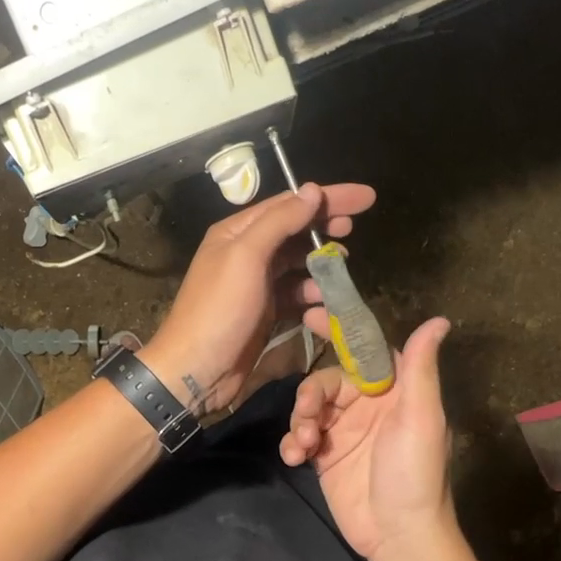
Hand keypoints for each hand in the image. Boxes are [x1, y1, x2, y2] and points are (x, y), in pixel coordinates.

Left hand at [141, 182, 375, 415]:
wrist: (196, 370)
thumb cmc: (219, 310)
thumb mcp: (246, 257)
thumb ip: (279, 222)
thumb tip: (312, 191)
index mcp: (237, 233)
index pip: (288, 204)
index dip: (327, 198)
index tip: (365, 198)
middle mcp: (245, 254)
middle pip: (294, 232)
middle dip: (325, 227)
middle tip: (355, 227)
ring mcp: (254, 286)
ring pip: (296, 265)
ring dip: (321, 264)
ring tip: (343, 268)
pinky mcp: (263, 314)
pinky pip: (294, 296)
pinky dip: (311, 296)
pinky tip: (325, 301)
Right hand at [279, 318, 456, 560]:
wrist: (397, 535)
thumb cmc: (415, 474)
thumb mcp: (421, 418)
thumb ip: (420, 369)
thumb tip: (438, 320)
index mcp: (396, 391)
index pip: (365, 349)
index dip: (340, 329)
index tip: (309, 312)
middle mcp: (368, 406)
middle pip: (328, 379)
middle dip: (311, 393)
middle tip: (307, 413)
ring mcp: (344, 432)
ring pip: (309, 407)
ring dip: (300, 420)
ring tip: (306, 445)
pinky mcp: (325, 458)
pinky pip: (300, 436)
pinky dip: (293, 442)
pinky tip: (295, 457)